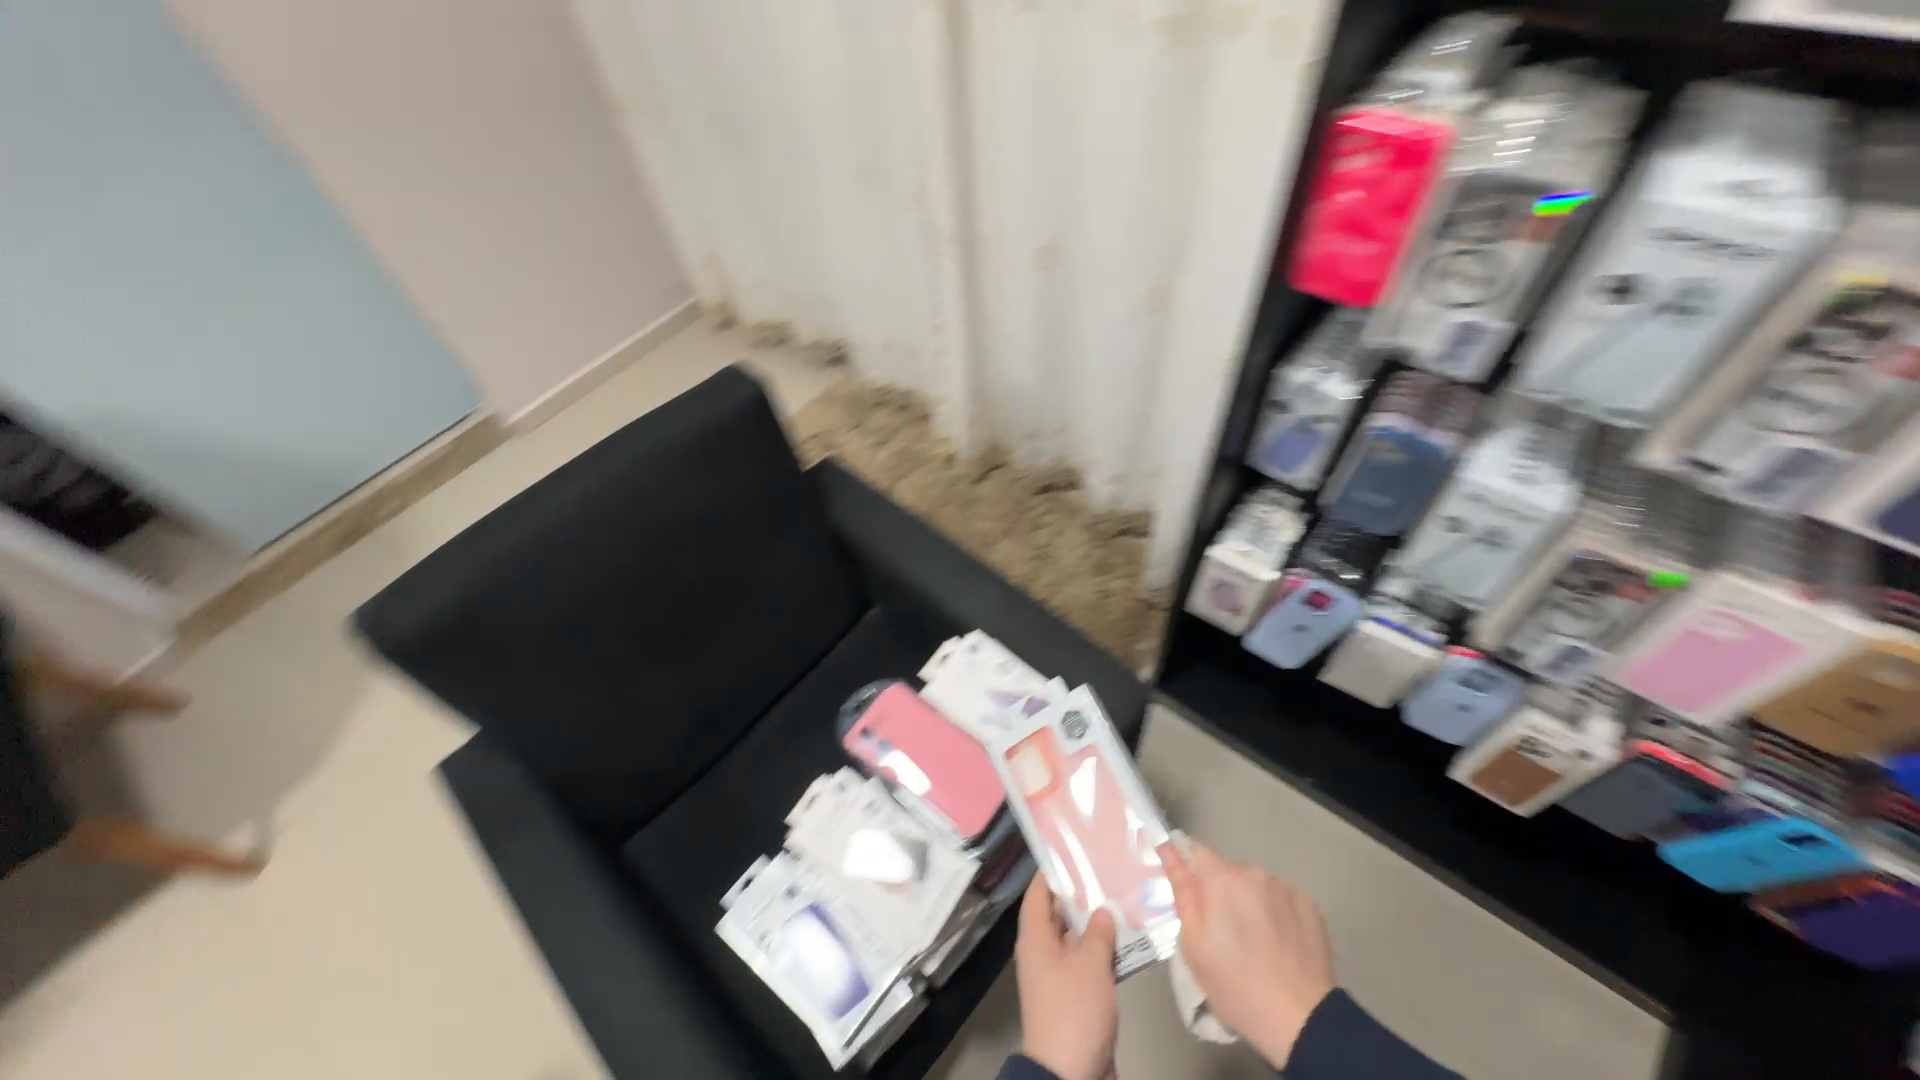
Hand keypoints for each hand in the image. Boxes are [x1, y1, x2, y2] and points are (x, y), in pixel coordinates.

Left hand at [1014, 874, 1117, 1079]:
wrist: (1070, 1073)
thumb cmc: (1074, 1010)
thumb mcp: (1089, 965)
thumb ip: (1097, 933)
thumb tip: (1101, 910)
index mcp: (1034, 940)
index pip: (1036, 894)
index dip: (1050, 873)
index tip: (1071, 852)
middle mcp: (1042, 953)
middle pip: (1057, 914)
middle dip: (1080, 895)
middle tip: (1106, 872)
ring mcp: (1058, 975)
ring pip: (1075, 939)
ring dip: (1096, 925)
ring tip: (1122, 900)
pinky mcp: (1074, 995)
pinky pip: (1087, 963)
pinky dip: (1103, 952)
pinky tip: (1128, 942)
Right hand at [1159, 838, 1334, 1069]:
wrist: (1301, 1019)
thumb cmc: (1235, 985)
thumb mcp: (1194, 944)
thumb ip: (1182, 891)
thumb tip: (1168, 849)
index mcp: (1222, 880)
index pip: (1195, 850)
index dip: (1187, 867)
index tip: (1187, 893)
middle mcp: (1256, 874)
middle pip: (1227, 870)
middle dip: (1219, 892)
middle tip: (1219, 933)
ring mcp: (1287, 889)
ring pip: (1255, 886)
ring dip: (1248, 902)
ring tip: (1253, 943)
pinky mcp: (1311, 907)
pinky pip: (1281, 900)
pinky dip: (1274, 914)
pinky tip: (1278, 945)